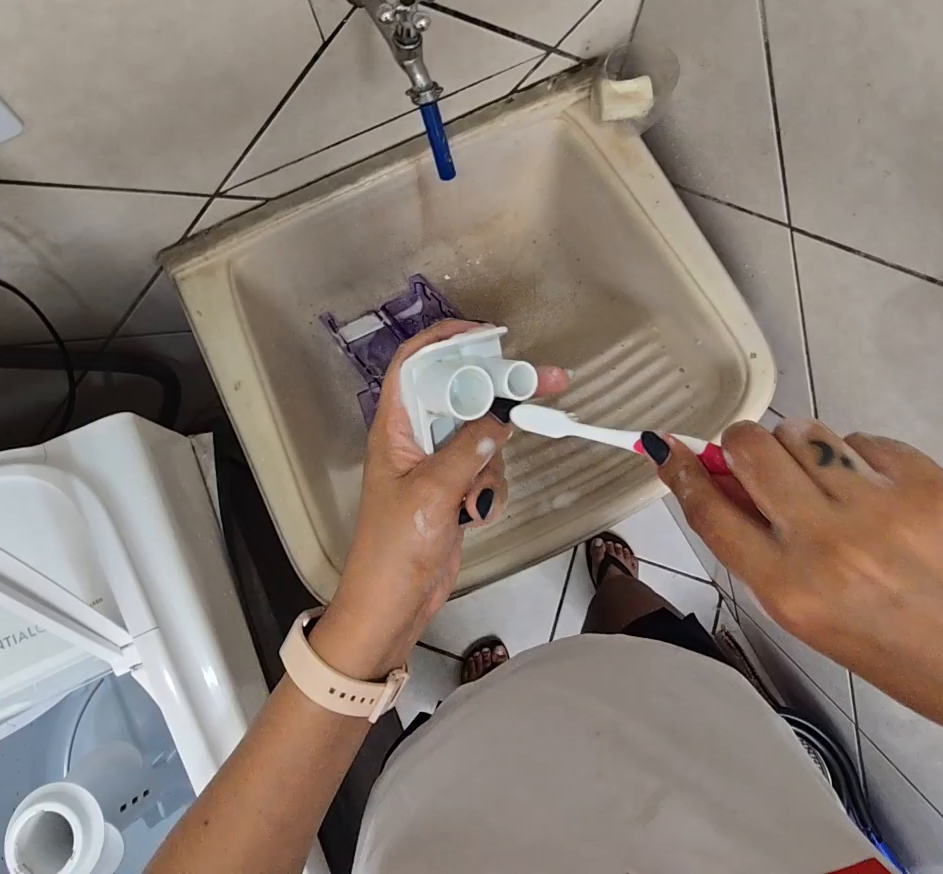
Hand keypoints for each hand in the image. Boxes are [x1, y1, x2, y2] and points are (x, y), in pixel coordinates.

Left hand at [311, 321, 570, 679]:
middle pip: (463, 393)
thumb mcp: (431, 493)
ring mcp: (439, 463)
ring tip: (473, 500)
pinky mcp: (456, 488)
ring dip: (491, 464)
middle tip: (550, 381)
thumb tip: (500, 418)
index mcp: (395, 426)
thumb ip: (467, 450)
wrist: (392, 607)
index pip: (415, 363)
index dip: (446, 339)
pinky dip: (489, 490)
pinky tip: (474, 516)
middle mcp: (416, 436)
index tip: (488, 335)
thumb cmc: (395, 547)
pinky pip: (487, 469)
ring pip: (483, 435)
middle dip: (501, 394)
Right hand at [652, 417, 942, 715]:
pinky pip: (864, 439)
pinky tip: (886, 493)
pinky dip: (861, 458)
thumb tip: (721, 481)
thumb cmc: (901, 654)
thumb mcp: (812, 616)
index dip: (680, 469)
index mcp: (791, 590)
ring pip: (803, 431)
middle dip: (743, 443)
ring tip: (833, 480)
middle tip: (763, 460)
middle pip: (748, 447)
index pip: (709, 509)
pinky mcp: (932, 484)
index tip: (665, 445)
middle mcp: (827, 544)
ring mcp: (882, 509)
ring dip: (802, 447)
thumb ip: (762, 548)